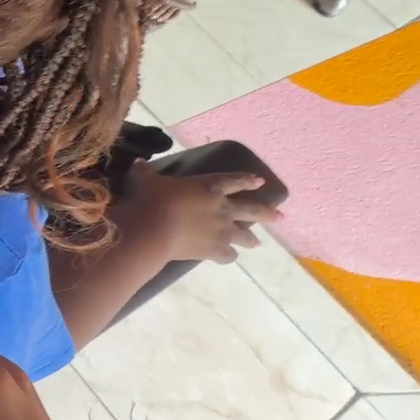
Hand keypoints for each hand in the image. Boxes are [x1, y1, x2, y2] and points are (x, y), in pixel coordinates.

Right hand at [113, 162, 275, 263]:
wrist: (151, 230)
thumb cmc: (148, 199)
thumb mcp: (142, 179)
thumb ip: (144, 171)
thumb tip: (140, 163)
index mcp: (209, 188)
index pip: (234, 181)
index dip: (247, 180)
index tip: (259, 181)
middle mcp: (223, 209)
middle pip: (253, 210)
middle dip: (268, 214)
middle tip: (280, 217)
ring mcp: (222, 232)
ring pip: (246, 236)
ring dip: (250, 238)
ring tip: (254, 242)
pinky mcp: (215, 250)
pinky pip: (228, 255)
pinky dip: (227, 255)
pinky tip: (226, 256)